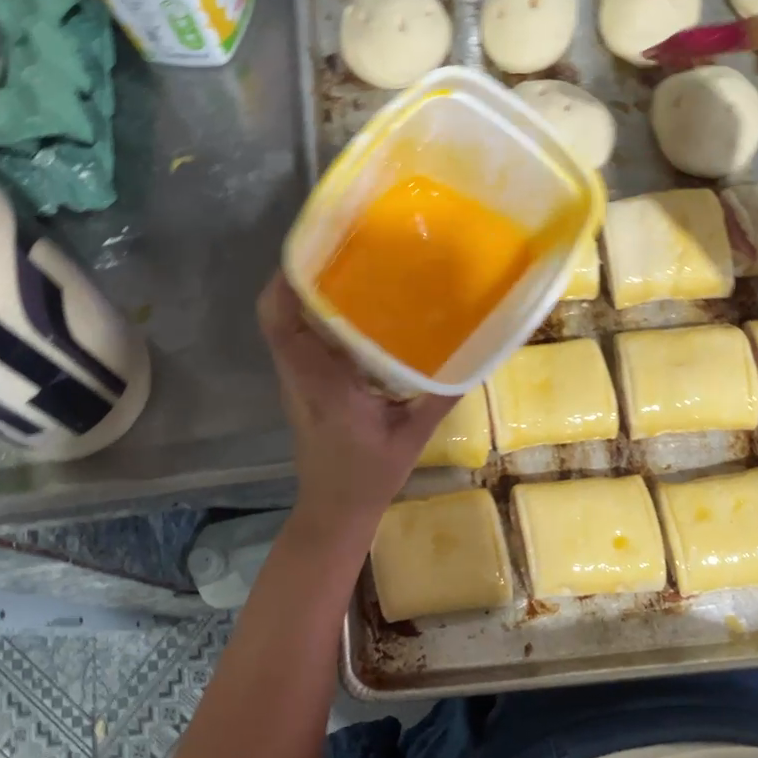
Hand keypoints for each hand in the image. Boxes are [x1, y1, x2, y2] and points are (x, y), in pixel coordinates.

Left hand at [258, 274, 456, 524]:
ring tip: (350, 268)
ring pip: (287, 325)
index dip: (288, 283)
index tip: (316, 250)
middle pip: (279, 315)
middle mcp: (299, 376)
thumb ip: (440, 395)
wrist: (334, 510)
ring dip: (309, 294)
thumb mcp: (412, 436)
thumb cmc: (369, 476)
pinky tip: (354, 310)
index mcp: (322, 385)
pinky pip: (300, 340)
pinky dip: (317, 318)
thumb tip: (478, 352)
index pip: (283, 326)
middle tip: (343, 247)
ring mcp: (295, 381)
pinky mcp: (302, 386)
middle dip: (303, 275)